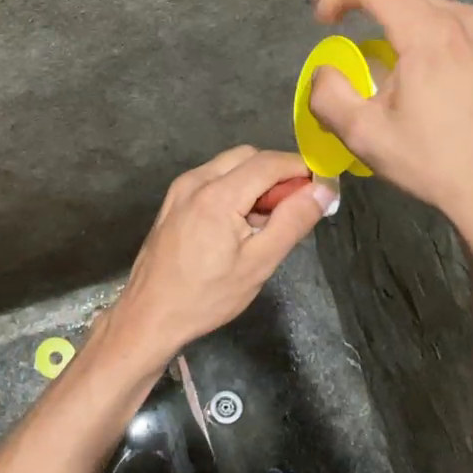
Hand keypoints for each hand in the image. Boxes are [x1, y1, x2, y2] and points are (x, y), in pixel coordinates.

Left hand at [106, 147, 333, 361]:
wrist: (149, 315)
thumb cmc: (206, 297)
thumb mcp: (258, 264)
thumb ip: (293, 221)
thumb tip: (323, 190)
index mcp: (218, 194)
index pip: (271, 162)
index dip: (302, 170)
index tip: (323, 190)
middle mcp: (195, 181)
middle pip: (249, 157)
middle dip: (278, 175)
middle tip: (295, 210)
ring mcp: (180, 190)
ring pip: (229, 166)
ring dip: (256, 183)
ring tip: (268, 222)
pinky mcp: (172, 203)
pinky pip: (212, 181)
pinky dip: (234, 191)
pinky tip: (241, 225)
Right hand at [308, 0, 472, 259]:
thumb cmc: (430, 162)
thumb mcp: (364, 135)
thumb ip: (328, 95)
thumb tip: (324, 72)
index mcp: (429, 35)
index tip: (317, 16)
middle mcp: (461, 22)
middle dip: (359, 1)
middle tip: (330, 21)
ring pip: (424, 5)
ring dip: (389, 17)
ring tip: (365, 44)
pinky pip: (446, 24)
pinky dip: (416, 31)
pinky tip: (405, 61)